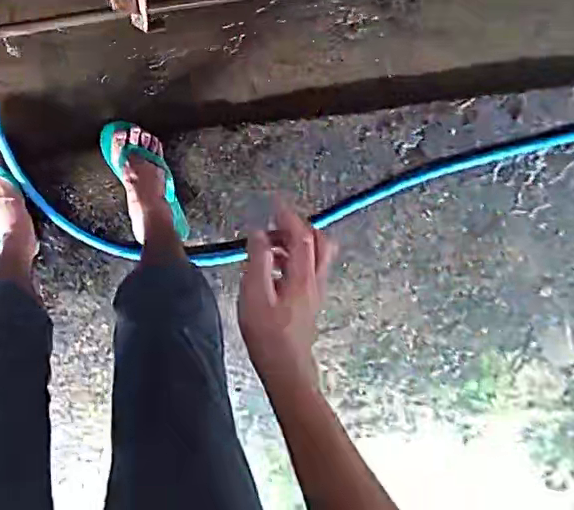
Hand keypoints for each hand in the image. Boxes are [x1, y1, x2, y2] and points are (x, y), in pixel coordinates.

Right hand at [238, 200, 336, 396]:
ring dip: (294, 241)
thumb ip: (258, 259)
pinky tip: (271, 264)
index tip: (274, 202)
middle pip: (320, 243)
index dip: (289, 216)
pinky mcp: (309, 301)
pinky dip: (292, 256)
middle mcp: (314, 282)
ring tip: (268, 243)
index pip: (302, 236)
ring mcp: (315, 292)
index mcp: (302, 277)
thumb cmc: (267, 334)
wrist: (286, 370)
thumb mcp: (253, 293)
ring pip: (316, 255)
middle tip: (275, 222)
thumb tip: (259, 233)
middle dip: (299, 226)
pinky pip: (307, 267)